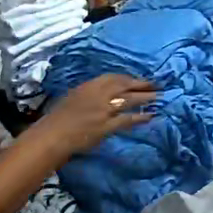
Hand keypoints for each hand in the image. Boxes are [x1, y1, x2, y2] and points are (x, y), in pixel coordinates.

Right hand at [34, 74, 156, 153]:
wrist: (54, 134)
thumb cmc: (58, 117)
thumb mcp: (73, 97)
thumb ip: (88, 94)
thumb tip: (102, 95)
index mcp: (89, 86)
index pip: (113, 78)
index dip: (128, 78)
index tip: (137, 80)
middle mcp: (99, 94)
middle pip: (125, 86)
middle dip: (142, 85)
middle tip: (156, 85)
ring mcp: (105, 110)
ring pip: (130, 100)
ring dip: (146, 98)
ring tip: (158, 98)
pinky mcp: (108, 125)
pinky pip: (128, 120)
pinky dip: (140, 117)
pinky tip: (149, 116)